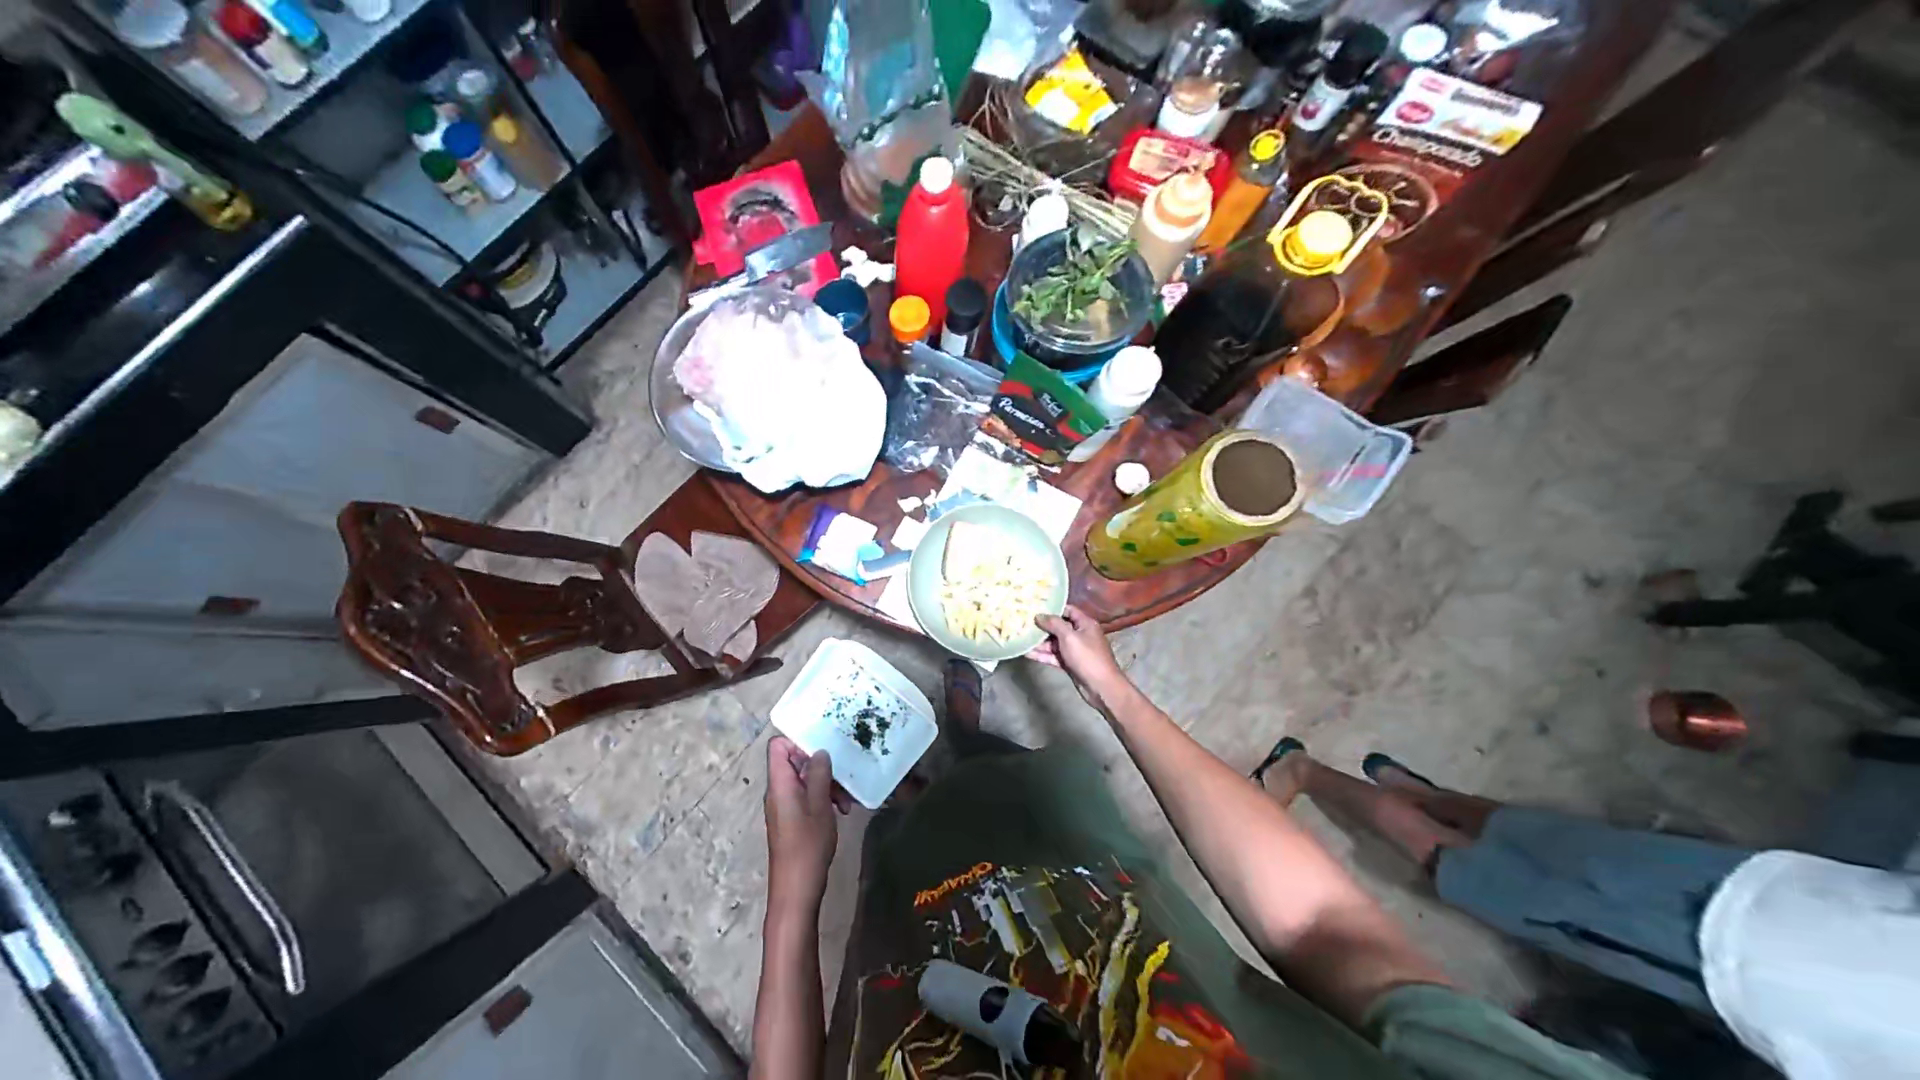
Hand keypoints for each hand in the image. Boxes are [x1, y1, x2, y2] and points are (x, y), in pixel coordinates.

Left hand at [765, 736, 843, 910]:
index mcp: (779, 784)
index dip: (799, 741)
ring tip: (847, 800)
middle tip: (844, 776)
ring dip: (828, 784)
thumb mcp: (819, 805)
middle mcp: (779, 791)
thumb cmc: (807, 845)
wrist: (797, 889)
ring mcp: (785, 806)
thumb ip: (818, 774)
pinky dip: (824, 798)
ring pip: (806, 780)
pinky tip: (843, 810)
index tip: (824, 748)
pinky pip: (807, 796)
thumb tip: (819, 752)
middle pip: (795, 762)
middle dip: (822, 765)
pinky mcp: (793, 819)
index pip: (778, 746)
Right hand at [1031, 604, 1130, 714]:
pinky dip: (1042, 655)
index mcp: (1085, 623)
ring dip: (1039, 642)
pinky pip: (1054, 656)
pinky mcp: (1070, 664)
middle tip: (1023, 623)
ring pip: (1055, 643)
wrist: (1101, 687)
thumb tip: (1039, 615)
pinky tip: (1027, 653)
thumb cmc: (1087, 658)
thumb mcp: (1069, 637)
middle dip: (1042, 626)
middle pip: (1059, 627)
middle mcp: (1080, 634)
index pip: (1067, 610)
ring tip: (1021, 638)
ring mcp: (1075, 650)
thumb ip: (1054, 624)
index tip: (1034, 607)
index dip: (1052, 608)